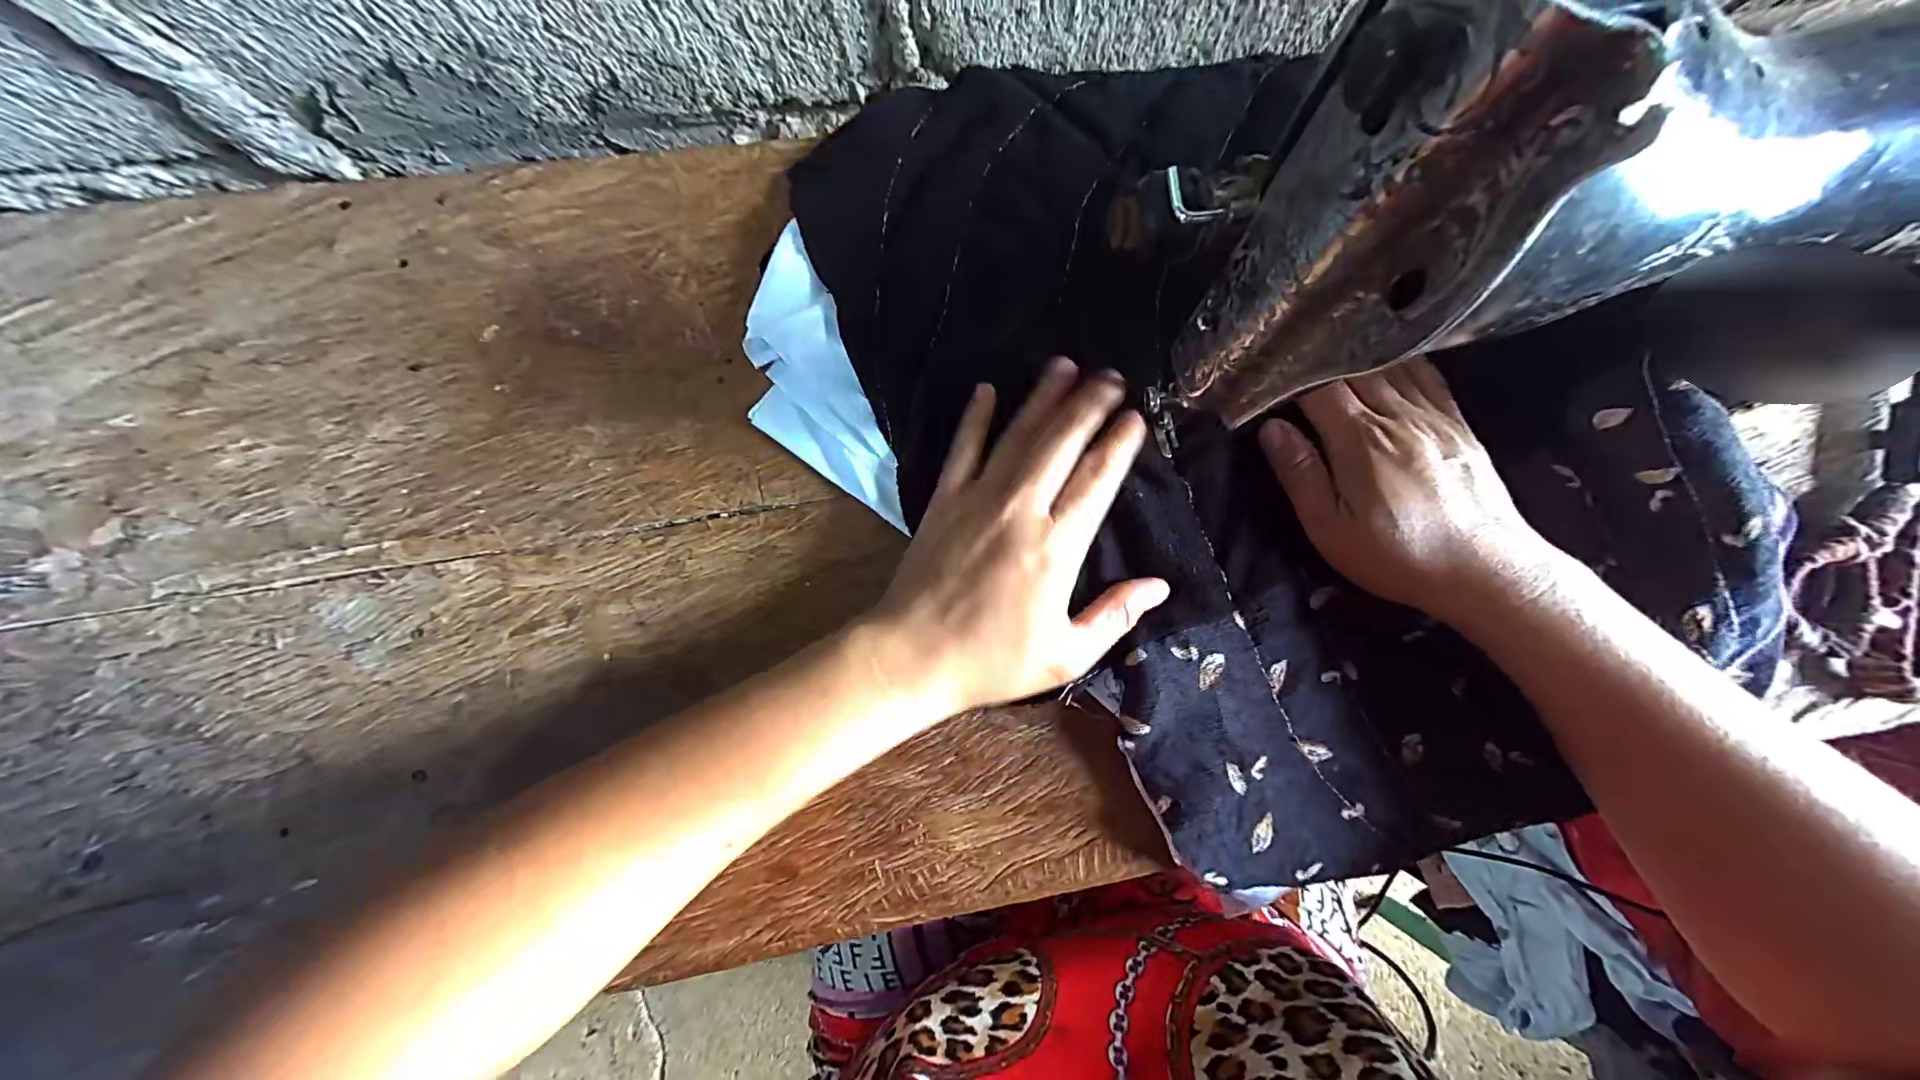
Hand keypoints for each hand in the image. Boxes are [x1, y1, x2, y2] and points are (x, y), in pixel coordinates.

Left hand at [860, 357, 1169, 716]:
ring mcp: (977, 499)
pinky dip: (975, 419)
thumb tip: (1159, 586)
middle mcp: (1020, 511)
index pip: (1097, 480)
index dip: (1118, 444)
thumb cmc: (991, 661)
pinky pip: (963, 449)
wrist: (912, 656)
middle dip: (1089, 404)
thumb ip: (1114, 616)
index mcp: (1057, 548)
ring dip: (1042, 399)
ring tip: (1065, 366)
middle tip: (1111, 376)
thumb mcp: (1066, 655)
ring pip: (1017, 436)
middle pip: (1061, 443)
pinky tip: (986, 390)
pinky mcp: (943, 501)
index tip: (1135, 417)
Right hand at [1259, 357, 1555, 625]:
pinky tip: (1390, 362)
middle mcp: (1399, 416)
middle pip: (1354, 369)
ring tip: (1334, 361)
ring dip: (1360, 358)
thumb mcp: (1329, 527)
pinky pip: (1428, 376)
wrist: (1484, 570)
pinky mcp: (1460, 424)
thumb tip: (1272, 429)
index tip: (1270, 385)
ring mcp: (1435, 416)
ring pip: (1393, 365)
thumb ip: (1300, 474)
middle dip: (1320, 366)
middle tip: (1295, 370)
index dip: (1290, 380)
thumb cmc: (1395, 555)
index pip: (1318, 388)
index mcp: (1360, 439)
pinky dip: (1403, 362)